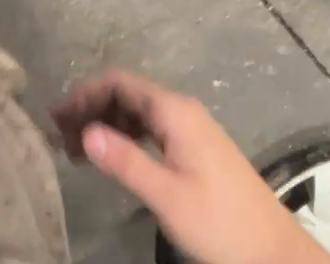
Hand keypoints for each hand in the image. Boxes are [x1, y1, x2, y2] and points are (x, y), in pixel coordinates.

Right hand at [52, 70, 327, 263]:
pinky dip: (125, 138)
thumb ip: (126, 161)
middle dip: (91, 108)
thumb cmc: (219, 220)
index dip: (86, 94)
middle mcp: (182, 111)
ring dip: (106, 124)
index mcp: (175, 111)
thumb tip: (84, 131)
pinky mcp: (194, 149)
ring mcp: (190, 129)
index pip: (121, 83)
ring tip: (74, 150)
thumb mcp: (167, 195)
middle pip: (128, 94)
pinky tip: (110, 158)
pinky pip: (151, 130)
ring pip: (138, 113)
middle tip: (58, 136)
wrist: (273, 250)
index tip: (57, 117)